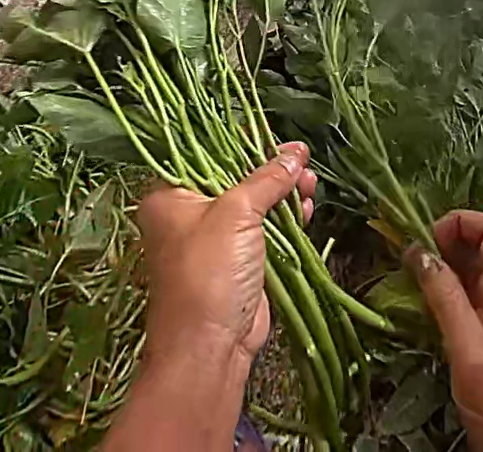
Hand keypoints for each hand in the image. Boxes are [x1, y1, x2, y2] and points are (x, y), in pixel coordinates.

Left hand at [136, 142, 316, 361]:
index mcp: (172, 195)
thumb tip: (295, 153)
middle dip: (272, 168)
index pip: (207, 152)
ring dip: (284, 191)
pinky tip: (306, 206)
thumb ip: (267, 178)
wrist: (209, 350)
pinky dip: (286, 217)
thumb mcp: (237, 213)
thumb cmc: (208, 272)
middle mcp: (190, 212)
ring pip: (255, 202)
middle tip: (302, 158)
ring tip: (311, 181)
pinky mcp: (238, 260)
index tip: (273, 132)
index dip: (242, 141)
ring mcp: (216, 238)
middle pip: (236, 175)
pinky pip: (265, 228)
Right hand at [407, 211, 482, 451]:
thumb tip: (419, 252)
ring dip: (441, 264)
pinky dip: (444, 288)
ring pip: (473, 267)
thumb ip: (447, 303)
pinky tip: (422, 298)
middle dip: (444, 241)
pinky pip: (469, 293)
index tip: (425, 239)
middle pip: (482, 244)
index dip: (460, 223)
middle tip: (409, 257)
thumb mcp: (472, 360)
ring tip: (408, 274)